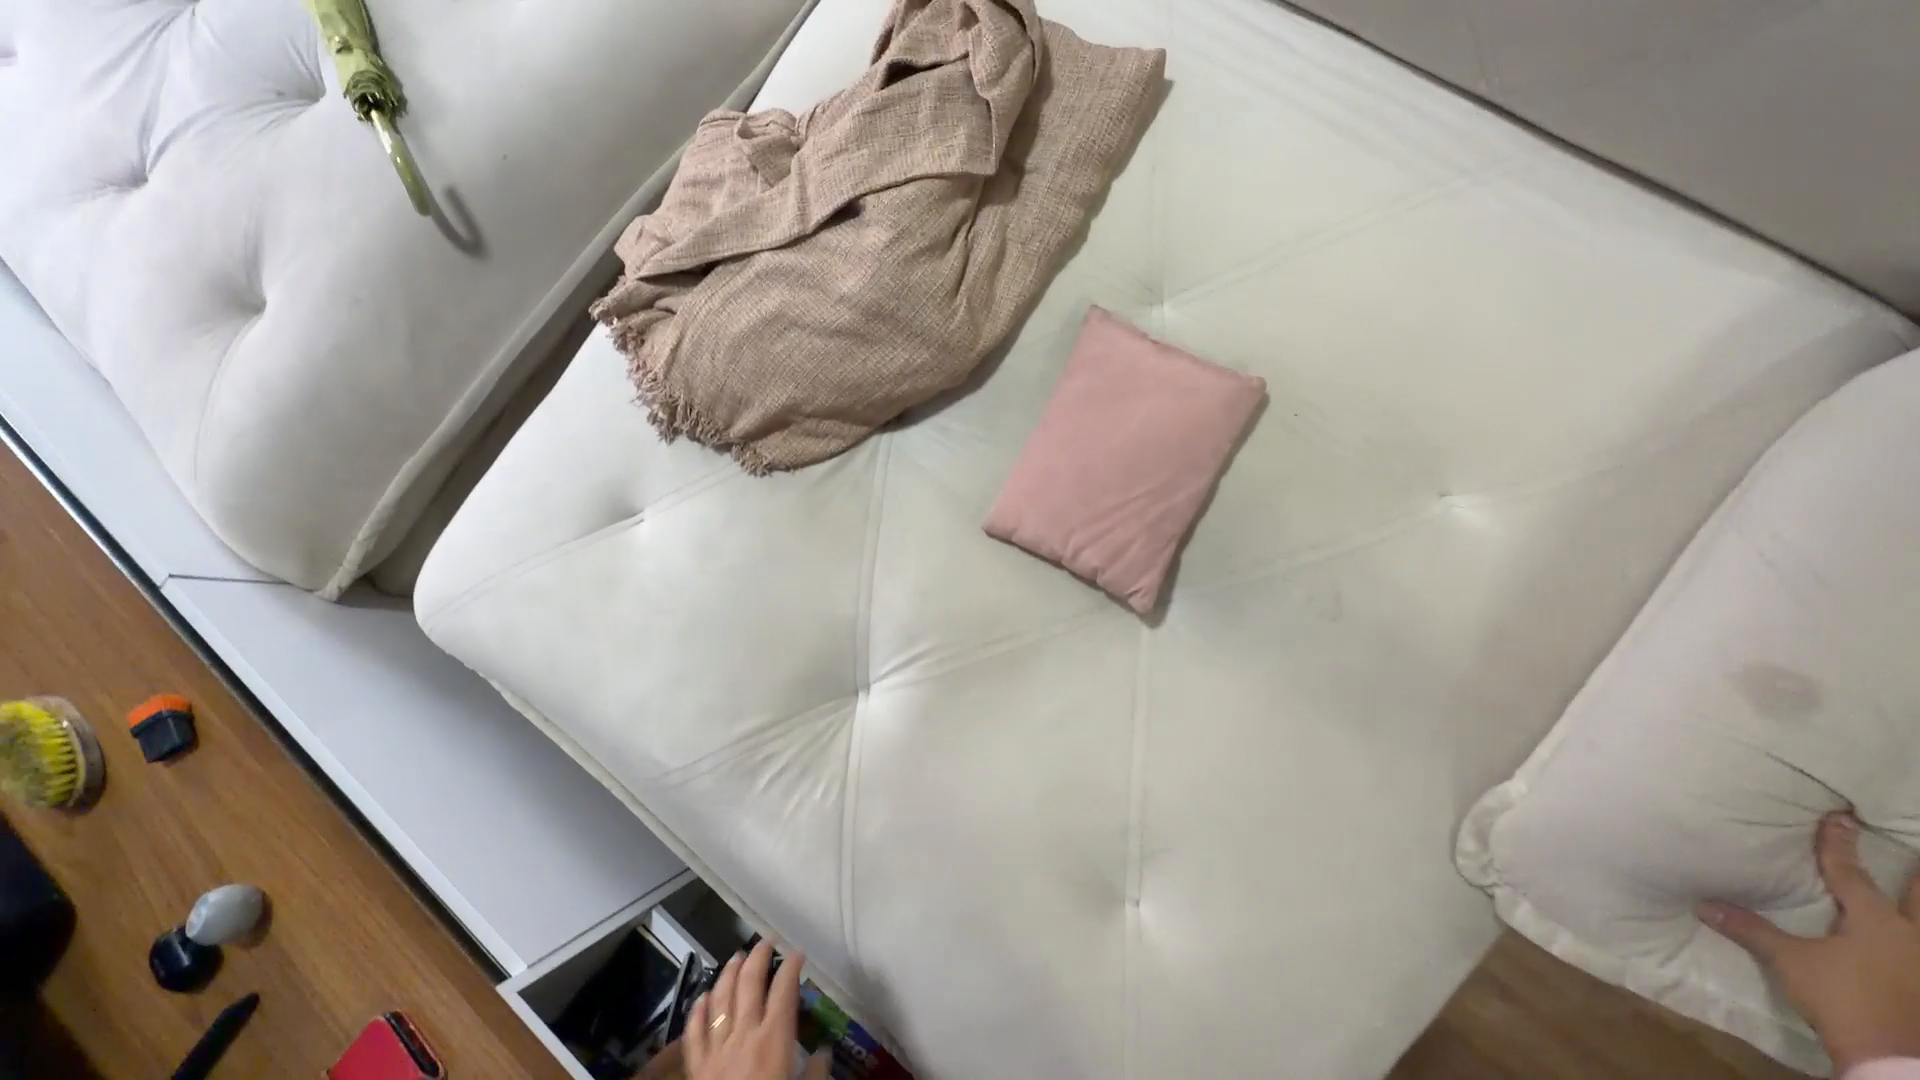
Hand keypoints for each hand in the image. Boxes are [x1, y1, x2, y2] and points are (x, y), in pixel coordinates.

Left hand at [685, 940, 829, 1079]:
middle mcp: (744, 1034)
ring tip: (737, 957)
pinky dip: (699, 1009)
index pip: (784, 990)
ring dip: (729, 974)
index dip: (791, 967)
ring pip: (720, 999)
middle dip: (759, 957)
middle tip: (766, 942)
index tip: (798, 952)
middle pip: (750, 983)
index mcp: (774, 1039)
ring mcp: (717, 1048)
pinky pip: (694, 1030)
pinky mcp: (697, 1066)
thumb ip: (817, 1073)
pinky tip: (704, 996)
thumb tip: (824, 1052)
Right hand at [1698, 812, 1919, 1072]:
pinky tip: (1905, 941)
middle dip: (1914, 873)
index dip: (1838, 844)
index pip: (1850, 873)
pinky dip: (1914, 935)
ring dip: (1918, 903)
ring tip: (1911, 889)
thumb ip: (1752, 930)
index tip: (1840, 818)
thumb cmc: (1842, 997)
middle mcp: (1911, 935)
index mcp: (1876, 922)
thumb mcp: (1790, 962)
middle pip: (1919, 895)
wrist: (1892, 1056)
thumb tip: (1703, 904)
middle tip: (1911, 851)